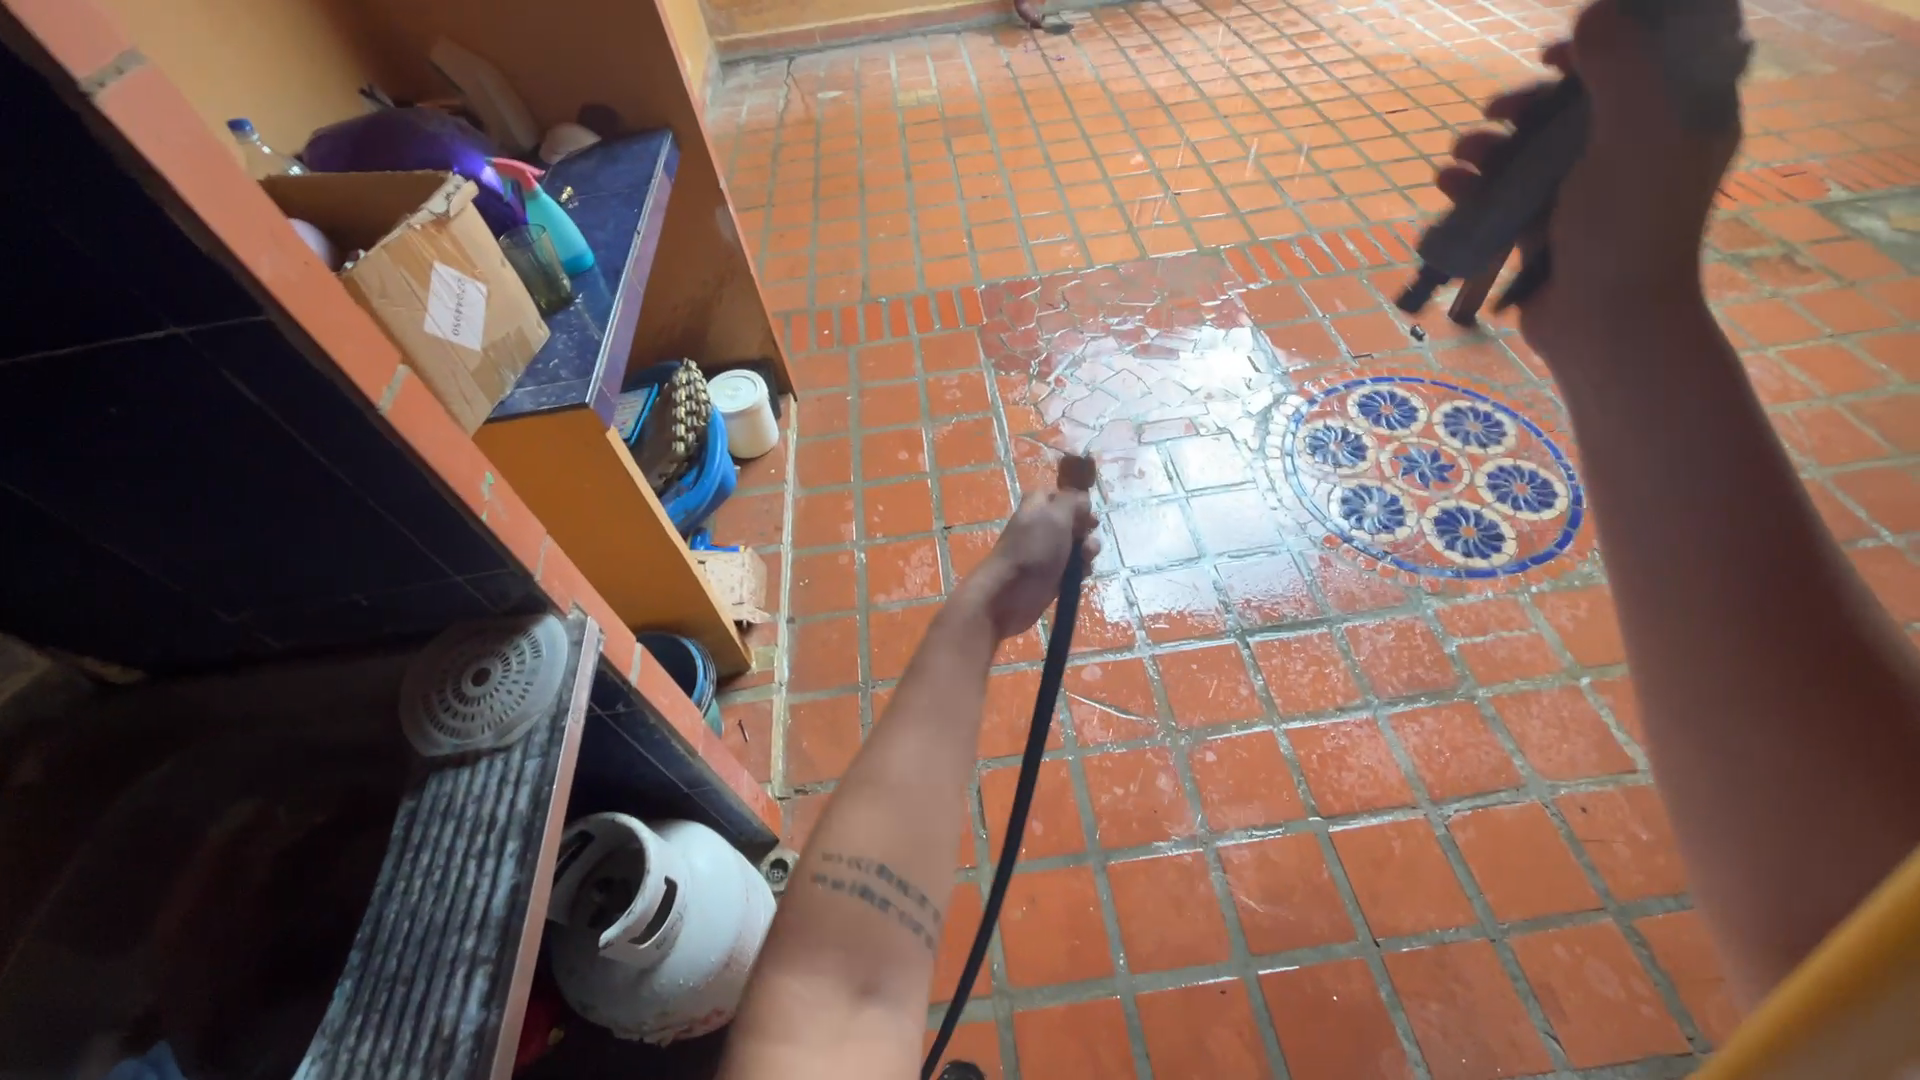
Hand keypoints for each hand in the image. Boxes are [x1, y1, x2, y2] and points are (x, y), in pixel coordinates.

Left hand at [961, 489, 1098, 639]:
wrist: (1008, 594)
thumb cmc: (1032, 549)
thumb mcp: (1055, 516)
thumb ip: (1072, 501)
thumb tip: (1083, 500)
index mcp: (1037, 506)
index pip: (1061, 494)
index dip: (1077, 502)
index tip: (1088, 512)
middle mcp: (1041, 526)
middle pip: (1073, 521)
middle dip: (1086, 530)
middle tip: (1086, 538)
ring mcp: (1046, 552)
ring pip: (1077, 545)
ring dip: (1087, 551)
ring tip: (1084, 559)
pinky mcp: (1051, 575)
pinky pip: (1073, 568)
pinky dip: (1080, 570)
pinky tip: (1080, 575)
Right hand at [1437, 0, 1739, 367]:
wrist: (1604, 320)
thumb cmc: (1628, 226)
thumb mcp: (1633, 132)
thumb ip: (1617, 68)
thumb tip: (1592, 12)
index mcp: (1680, 119)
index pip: (1647, 60)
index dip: (1601, 47)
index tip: (1554, 53)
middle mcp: (1638, 151)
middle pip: (1576, 106)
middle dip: (1526, 104)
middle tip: (1495, 108)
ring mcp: (1588, 194)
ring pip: (1533, 152)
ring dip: (1490, 148)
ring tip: (1460, 156)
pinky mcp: (1547, 229)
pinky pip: (1508, 194)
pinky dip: (1477, 187)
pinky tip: (1450, 185)